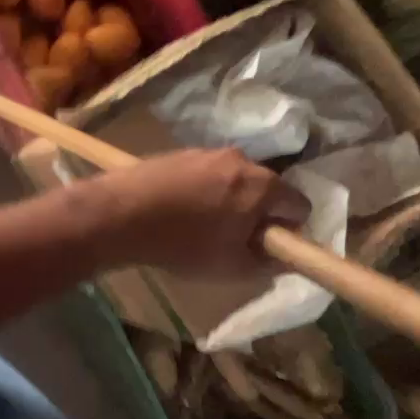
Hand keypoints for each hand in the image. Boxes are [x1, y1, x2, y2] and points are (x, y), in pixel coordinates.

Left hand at [67, 148, 309, 277]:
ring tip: (199, 226)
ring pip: (231, 180)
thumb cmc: (183, 243)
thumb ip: (272, 262)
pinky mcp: (176, 153)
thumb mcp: (235, 266)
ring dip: (227, 200)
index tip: (266, 246)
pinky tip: (178, 210)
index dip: (289, 230)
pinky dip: (201, 191)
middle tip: (233, 239)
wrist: (119, 212)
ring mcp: (204, 152)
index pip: (300, 205)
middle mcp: (239, 159)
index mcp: (262, 184)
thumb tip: (287, 256)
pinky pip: (203, 174)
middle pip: (265, 188)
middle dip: (257, 213)